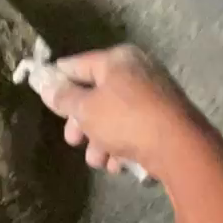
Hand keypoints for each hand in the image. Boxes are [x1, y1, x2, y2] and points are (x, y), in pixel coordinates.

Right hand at [32, 45, 216, 179]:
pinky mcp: (163, 118)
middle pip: (94, 94)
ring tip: (98, 160)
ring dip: (98, 140)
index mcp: (117, 59)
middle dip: (80, 122)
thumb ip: (63, 97)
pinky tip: (117, 163)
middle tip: (73, 140)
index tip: (44, 97)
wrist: (179, 148)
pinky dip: (120, 144)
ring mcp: (152, 94)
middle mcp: (136, 71)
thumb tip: (45, 85)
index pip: (75, 65)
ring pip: (111, 115)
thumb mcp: (85, 108)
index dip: (56, 81)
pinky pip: (131, 127)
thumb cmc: (125, 121)